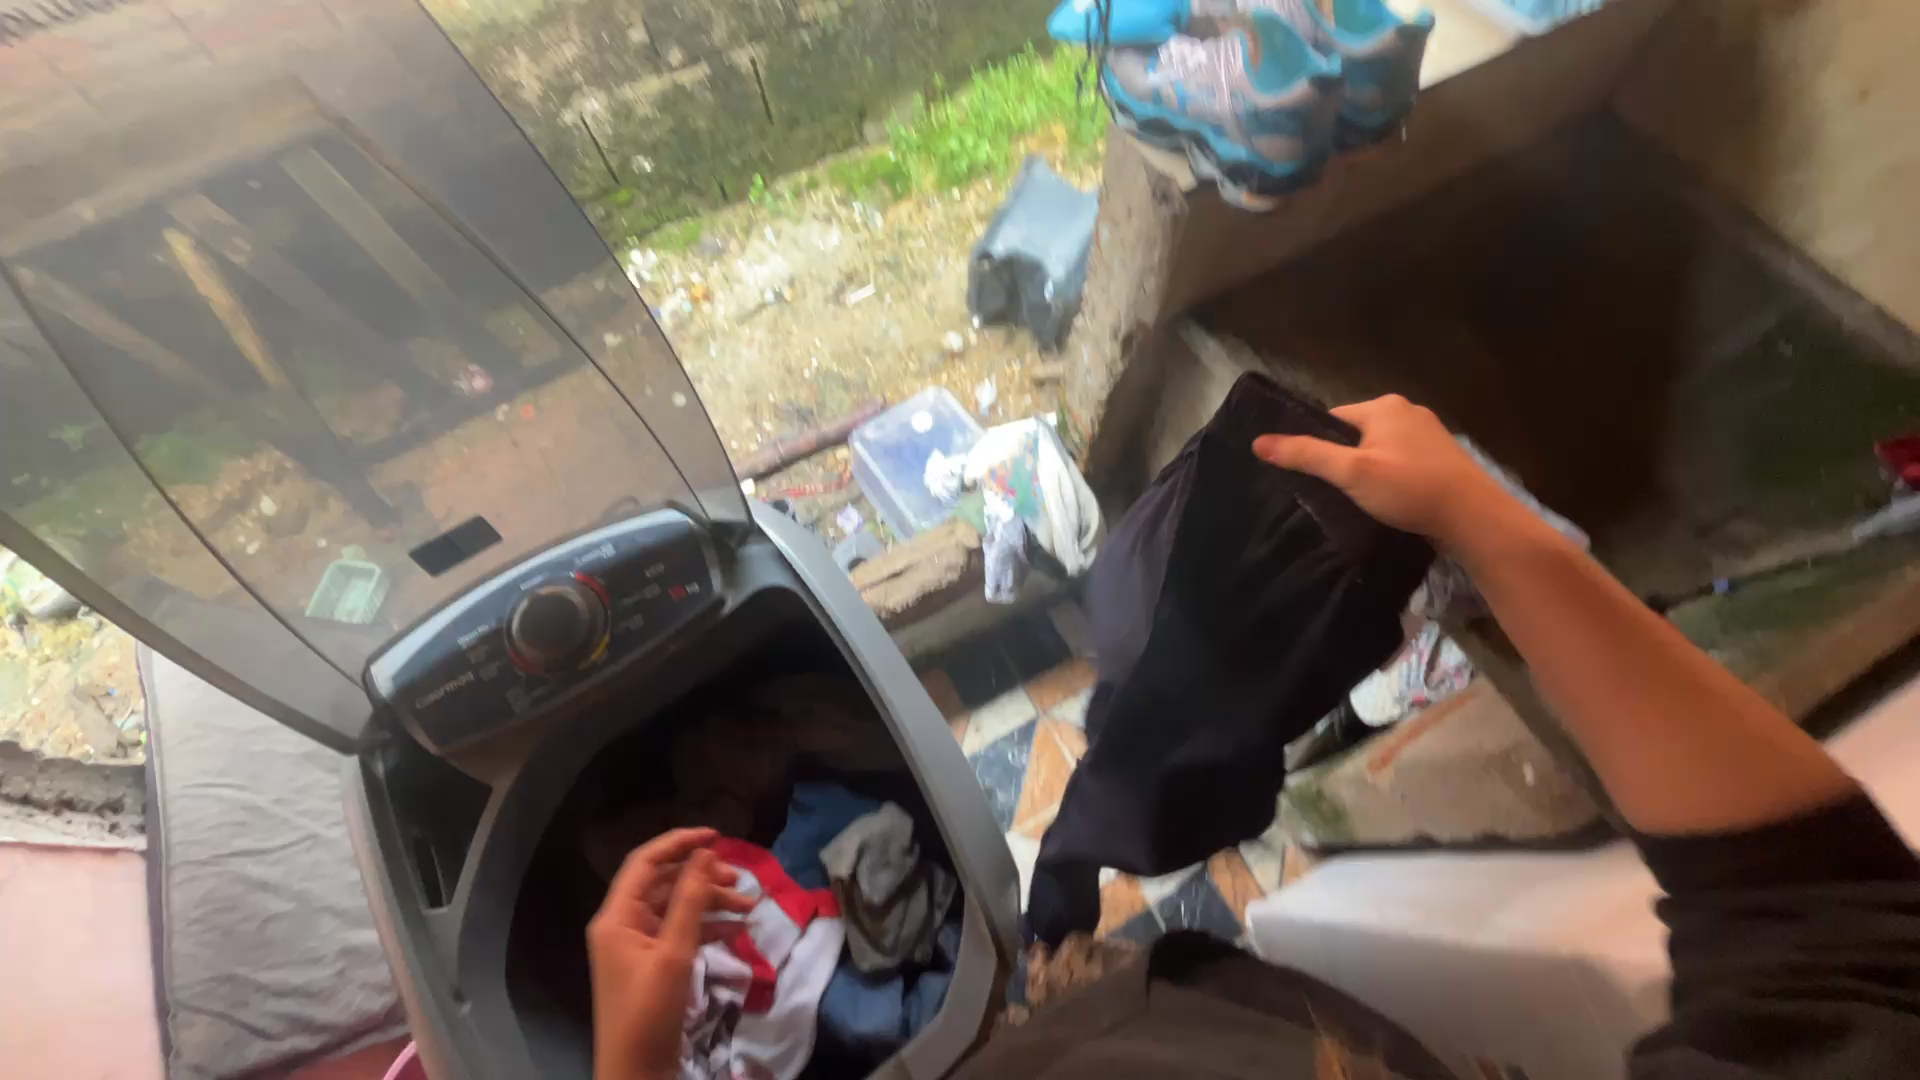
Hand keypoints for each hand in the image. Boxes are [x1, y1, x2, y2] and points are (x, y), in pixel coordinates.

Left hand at [588, 828, 755, 1079]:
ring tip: (748, 907)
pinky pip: (682, 930)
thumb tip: (706, 852)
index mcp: (616, 916)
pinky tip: (738, 930)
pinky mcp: (652, 962)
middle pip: (666, 882)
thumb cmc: (649, 1011)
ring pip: (678, 906)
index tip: (718, 836)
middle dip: (704, 877)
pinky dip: (709, 926)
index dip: (680, 842)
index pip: (646, 861)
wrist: (636, 1074)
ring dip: (712, 902)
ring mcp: (637, 944)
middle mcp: (623, 923)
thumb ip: (690, 899)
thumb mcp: (674, 952)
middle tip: (739, 880)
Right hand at [1252, 394, 1522, 549]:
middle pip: (1352, 433)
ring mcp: (1426, 434)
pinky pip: (1397, 461)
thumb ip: (1305, 455)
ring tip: (1356, 499)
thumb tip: (1258, 442)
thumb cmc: (1409, 488)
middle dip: (1340, 459)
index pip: (1330, 419)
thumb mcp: (1350, 472)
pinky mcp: (1439, 457)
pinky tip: (1385, 500)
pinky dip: (1386, 477)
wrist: (1474, 518)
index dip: (1315, 446)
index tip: (1310, 476)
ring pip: (1376, 449)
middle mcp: (1406, 411)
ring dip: (1364, 470)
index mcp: (1383, 406)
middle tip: (1332, 491)